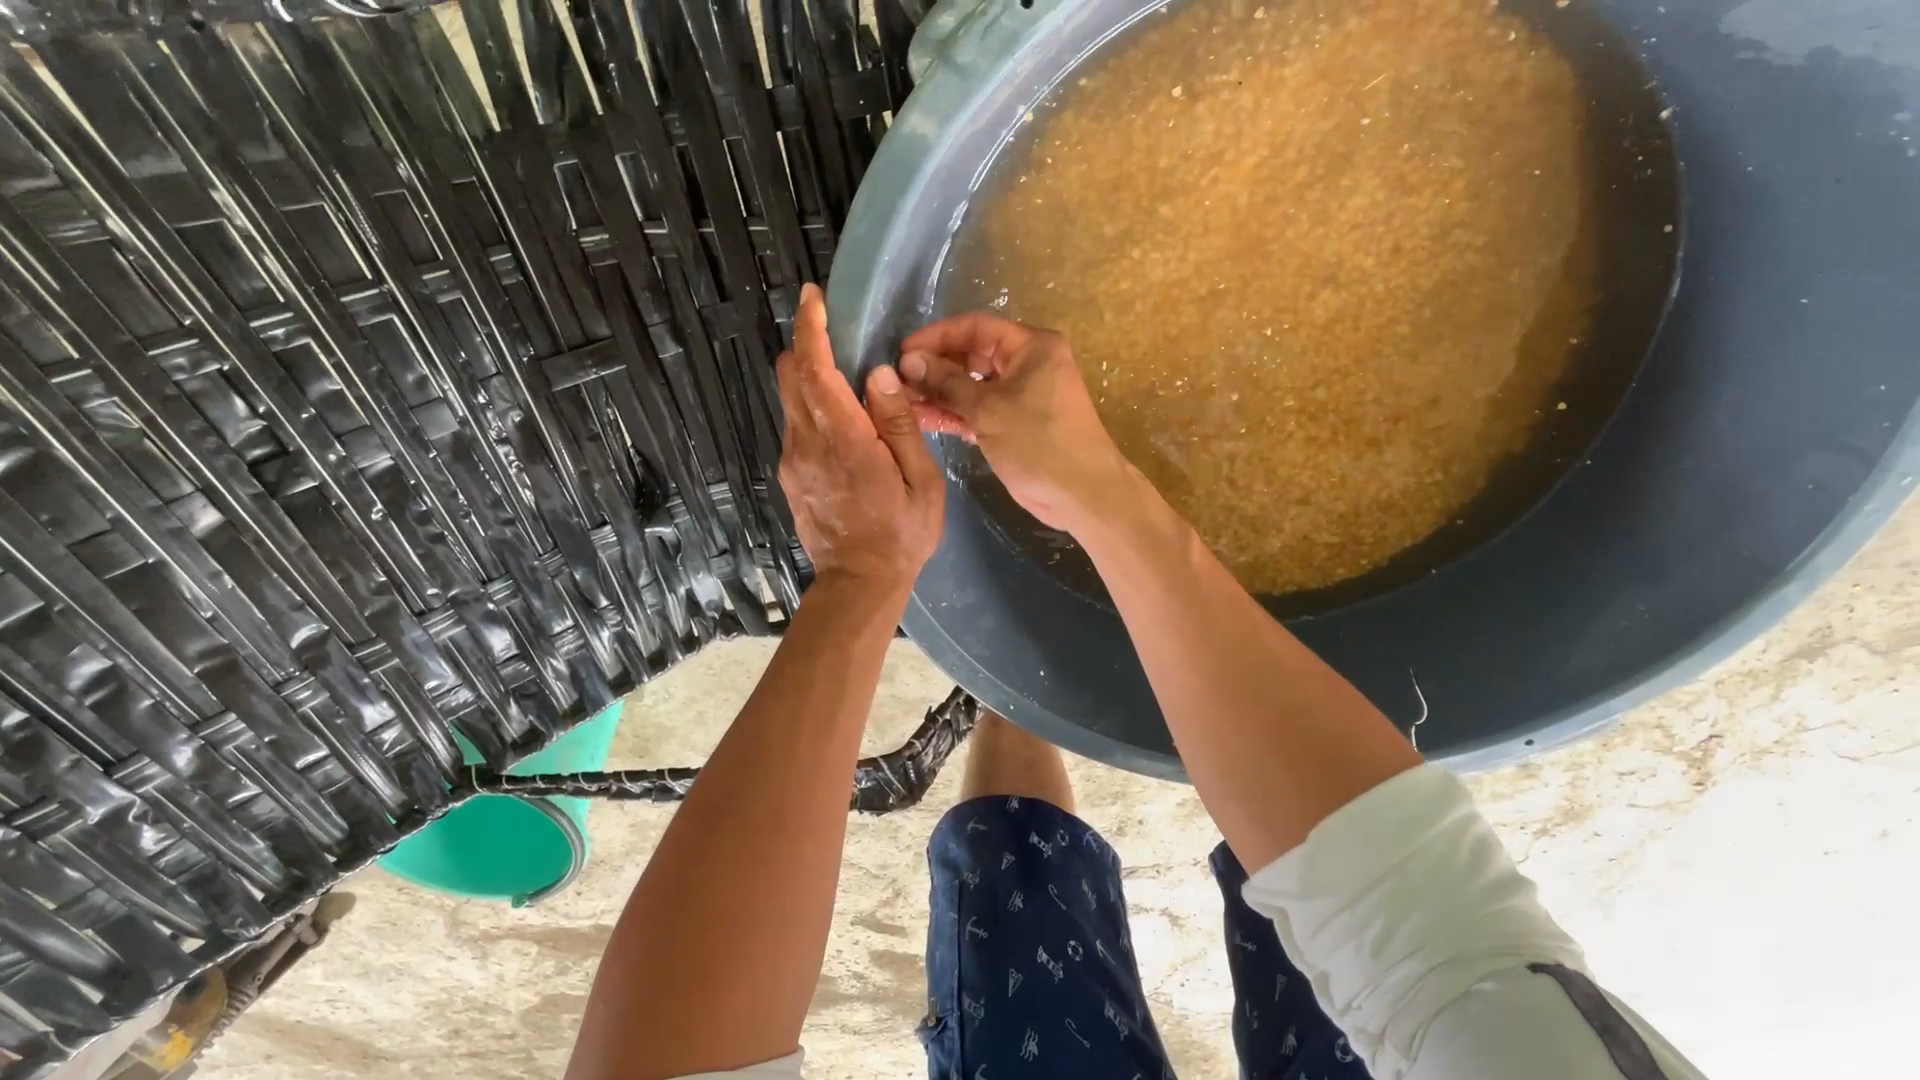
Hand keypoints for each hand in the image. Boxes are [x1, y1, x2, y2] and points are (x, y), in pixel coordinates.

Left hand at [777, 284, 943, 593]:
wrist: (859, 583)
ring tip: (851, 387)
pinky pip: (796, 426)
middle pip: (790, 376)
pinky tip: (845, 427)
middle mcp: (807, 444)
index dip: (810, 329)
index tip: (812, 297)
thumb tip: (880, 374)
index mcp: (844, 441)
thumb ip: (899, 424)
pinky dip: (813, 409)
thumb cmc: (902, 534)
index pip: (815, 371)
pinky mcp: (790, 475)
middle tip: (837, 334)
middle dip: (807, 346)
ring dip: (812, 380)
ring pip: (791, 400)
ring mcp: (793, 461)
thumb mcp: (921, 480)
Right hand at [898, 313, 1130, 532]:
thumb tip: (908, 361)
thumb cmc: (1039, 443)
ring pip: (973, 386)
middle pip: (972, 356)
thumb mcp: (988, 409)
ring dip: (940, 394)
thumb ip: (946, 383)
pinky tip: (922, 420)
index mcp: (1032, 347)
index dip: (937, 337)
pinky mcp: (1015, 424)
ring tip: (903, 403)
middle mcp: (1028, 364)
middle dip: (935, 368)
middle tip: (898, 382)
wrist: (1082, 495)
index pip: (976, 327)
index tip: (903, 352)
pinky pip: (980, 410)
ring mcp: (1022, 396)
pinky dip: (955, 414)